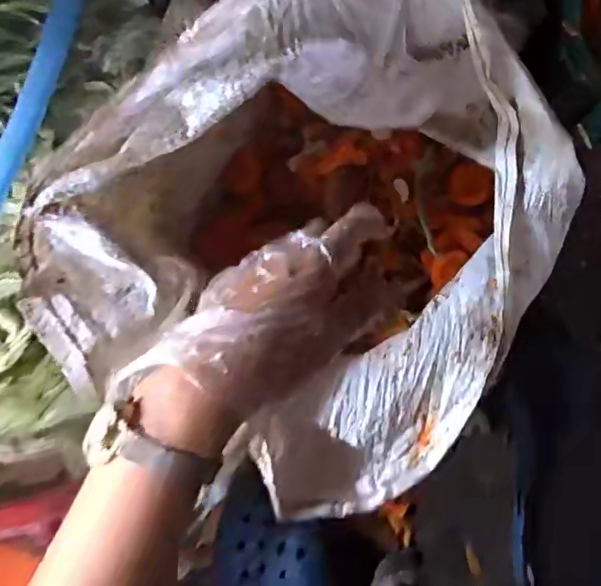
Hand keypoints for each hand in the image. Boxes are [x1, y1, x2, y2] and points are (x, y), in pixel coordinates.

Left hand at [126, 203, 395, 443]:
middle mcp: (288, 247)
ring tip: (312, 287)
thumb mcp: (332, 336)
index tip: (384, 234)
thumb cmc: (281, 357)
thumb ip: (366, 304)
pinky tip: (275, 300)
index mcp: (318, 257)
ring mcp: (254, 258)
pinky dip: (281, 271)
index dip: (374, 222)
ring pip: (292, 244)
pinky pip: (266, 262)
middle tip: (350, 268)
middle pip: (322, 229)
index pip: (354, 221)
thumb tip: (394, 283)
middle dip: (340, 241)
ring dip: (309, 256)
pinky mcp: (228, 275)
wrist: (206, 380)